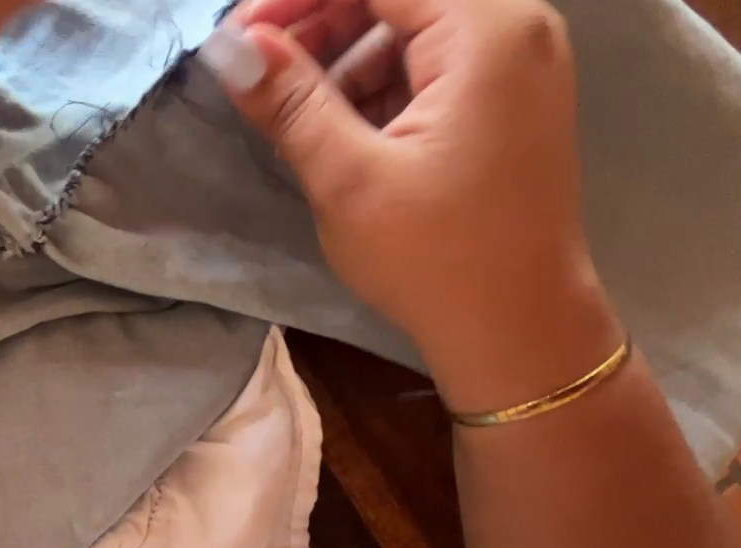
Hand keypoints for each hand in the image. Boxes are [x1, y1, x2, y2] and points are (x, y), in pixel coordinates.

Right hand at [202, 0, 623, 408]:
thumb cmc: (431, 255)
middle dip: (318, 21)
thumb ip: (290, 104)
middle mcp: (511, 26)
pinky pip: (426, 67)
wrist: (512, 324)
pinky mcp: (500, 102)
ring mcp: (511, 64)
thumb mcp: (348, 179)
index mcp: (485, 30)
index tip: (235, 36)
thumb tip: (227, 47)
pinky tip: (334, 130)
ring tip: (287, 112)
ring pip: (408, 30)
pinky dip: (372, 87)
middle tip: (252, 72)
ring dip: (340, 59)